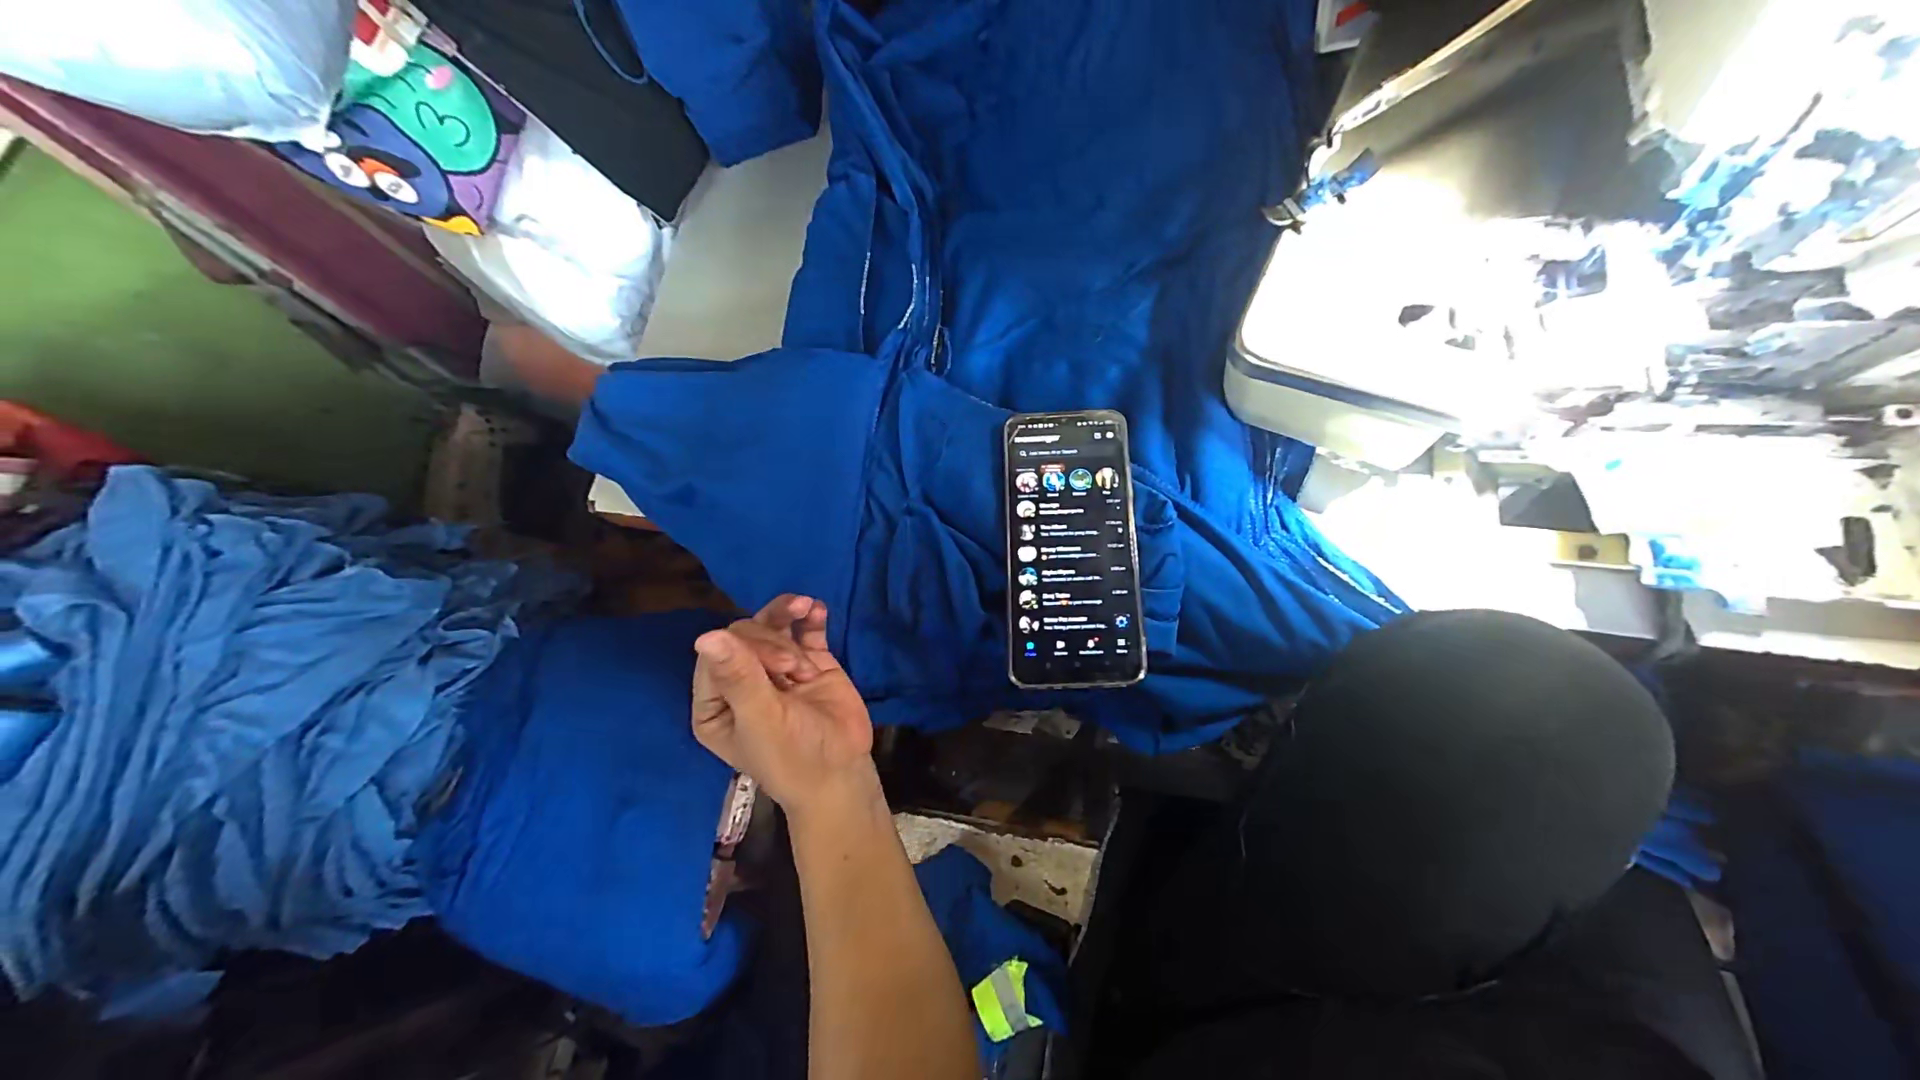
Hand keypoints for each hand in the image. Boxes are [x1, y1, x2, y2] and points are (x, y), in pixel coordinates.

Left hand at [692, 594, 877, 817]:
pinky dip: (809, 617)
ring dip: (786, 617)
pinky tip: (816, 609)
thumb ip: (738, 677)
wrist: (842, 770)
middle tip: (797, 669)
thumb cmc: (792, 754)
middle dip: (773, 643)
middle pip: (745, 636)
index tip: (782, 664)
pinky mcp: (809, 662)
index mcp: (716, 701)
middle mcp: (741, 681)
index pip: (718, 655)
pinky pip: (803, 631)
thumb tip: (704, 635)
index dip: (745, 648)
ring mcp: (777, 670)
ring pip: (771, 626)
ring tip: (805, 607)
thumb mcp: (761, 718)